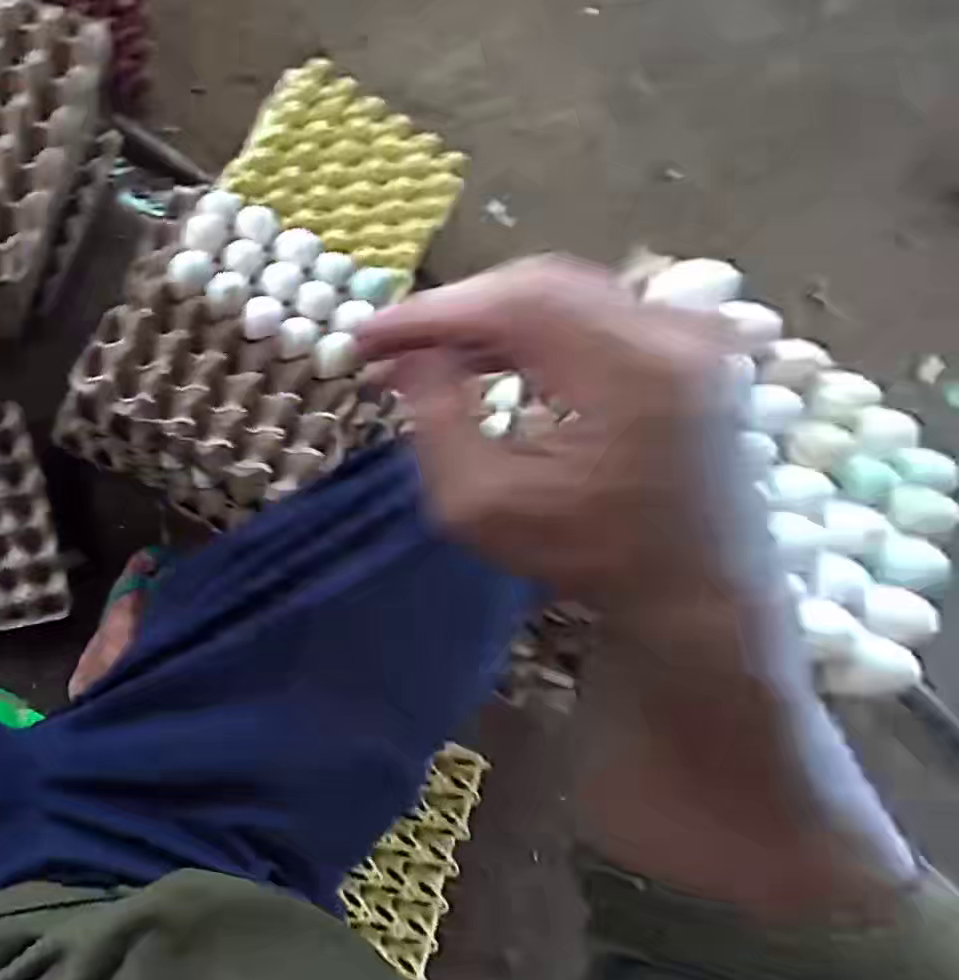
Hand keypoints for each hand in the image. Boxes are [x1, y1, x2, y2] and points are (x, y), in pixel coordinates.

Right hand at [363, 261, 920, 913]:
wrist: (699, 625)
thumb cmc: (578, 578)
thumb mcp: (474, 507)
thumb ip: (429, 424)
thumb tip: (392, 369)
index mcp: (618, 374)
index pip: (501, 304)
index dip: (414, 318)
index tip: (348, 345)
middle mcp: (674, 342)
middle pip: (535, 287)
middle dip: (442, 315)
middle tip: (373, 353)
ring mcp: (692, 354)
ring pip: (560, 302)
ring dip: (480, 328)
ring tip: (415, 365)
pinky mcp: (689, 374)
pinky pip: (583, 330)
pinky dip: (518, 342)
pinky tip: (478, 379)